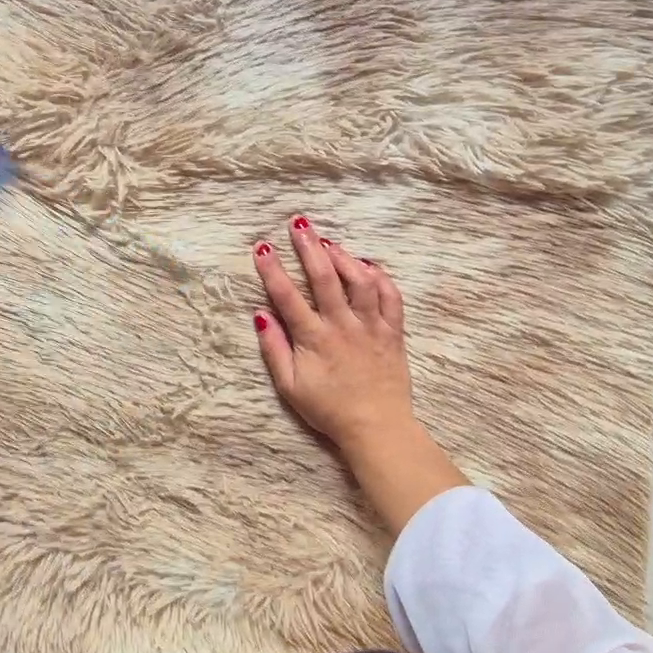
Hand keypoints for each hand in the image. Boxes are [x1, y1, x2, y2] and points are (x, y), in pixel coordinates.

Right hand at [253, 215, 467, 533]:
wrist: (378, 428)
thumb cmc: (328, 410)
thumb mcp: (289, 386)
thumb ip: (273, 349)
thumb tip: (260, 315)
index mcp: (314, 338)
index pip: (287, 296)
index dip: (272, 269)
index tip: (261, 247)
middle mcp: (342, 326)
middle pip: (325, 277)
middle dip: (309, 247)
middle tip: (298, 224)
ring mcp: (371, 326)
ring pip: (359, 280)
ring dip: (343, 256)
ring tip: (328, 241)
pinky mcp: (392, 332)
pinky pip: (391, 297)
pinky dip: (380, 277)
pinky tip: (367, 264)